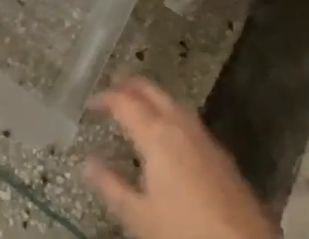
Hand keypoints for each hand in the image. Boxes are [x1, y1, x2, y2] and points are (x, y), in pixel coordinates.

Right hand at [82, 76, 275, 238]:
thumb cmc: (185, 231)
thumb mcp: (139, 215)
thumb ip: (110, 185)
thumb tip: (87, 162)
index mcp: (157, 135)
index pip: (125, 102)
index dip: (105, 98)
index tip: (89, 103)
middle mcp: (181, 126)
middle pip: (152, 92)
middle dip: (130, 85)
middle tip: (112, 85)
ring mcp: (205, 138)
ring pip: (174, 103)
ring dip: (152, 97)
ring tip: (137, 104)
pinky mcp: (221, 155)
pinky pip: (189, 120)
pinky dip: (170, 114)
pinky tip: (169, 134)